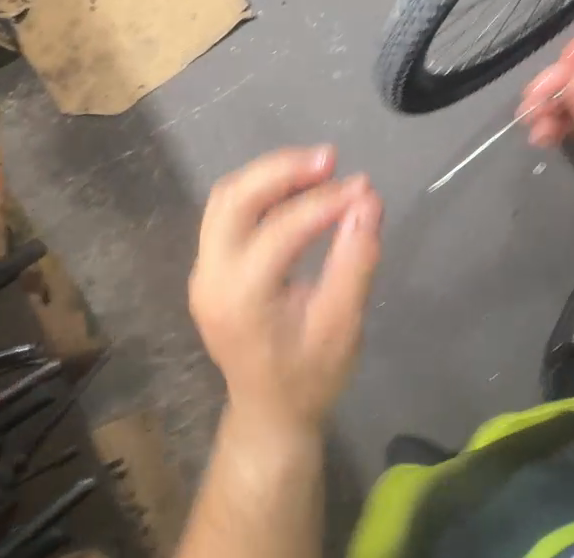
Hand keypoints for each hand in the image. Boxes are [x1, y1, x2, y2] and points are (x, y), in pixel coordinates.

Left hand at [190, 146, 381, 435]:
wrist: (270, 414)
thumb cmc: (311, 377)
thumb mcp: (343, 327)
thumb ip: (356, 262)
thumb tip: (368, 201)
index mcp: (239, 299)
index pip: (280, 231)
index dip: (324, 202)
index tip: (365, 186)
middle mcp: (210, 277)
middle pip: (234, 199)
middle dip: (283, 170)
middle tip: (332, 158)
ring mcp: (204, 269)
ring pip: (227, 197)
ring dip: (272, 174)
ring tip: (321, 167)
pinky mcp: (212, 264)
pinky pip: (230, 211)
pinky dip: (265, 190)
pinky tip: (301, 187)